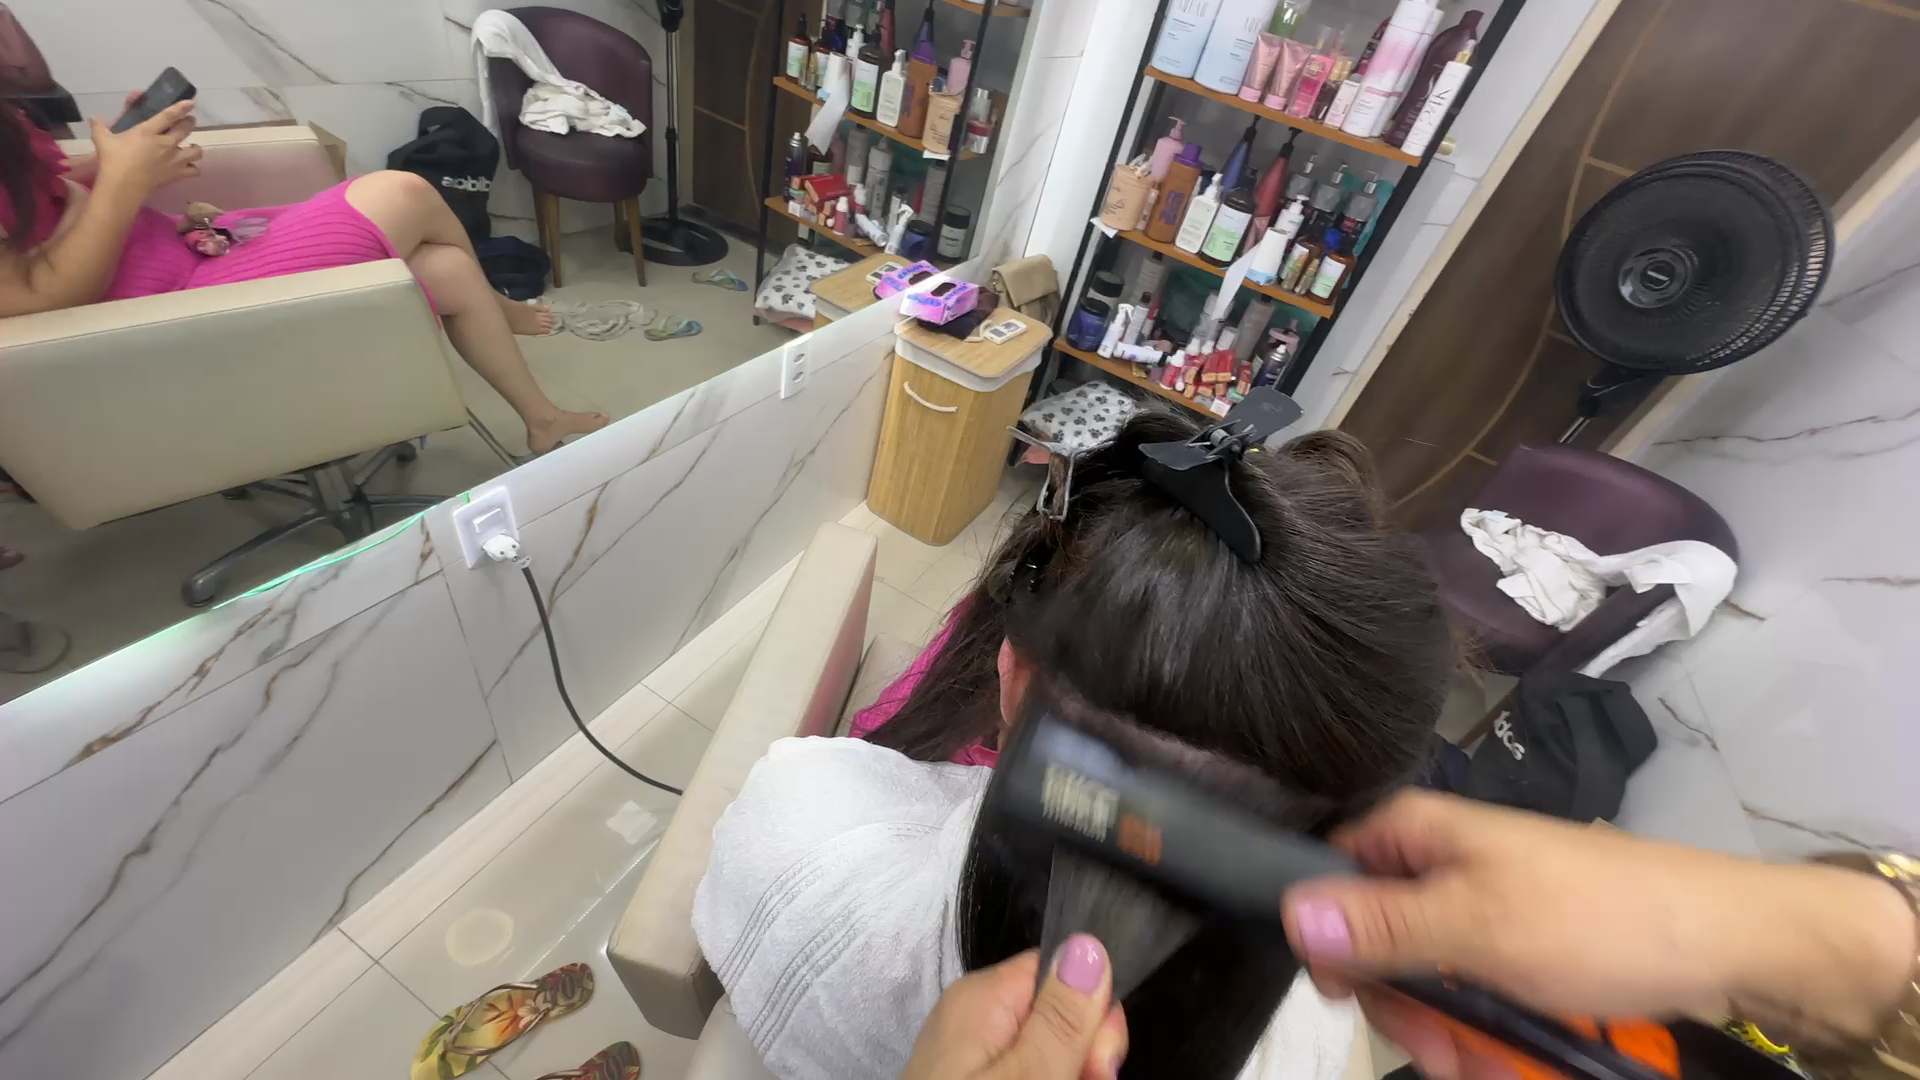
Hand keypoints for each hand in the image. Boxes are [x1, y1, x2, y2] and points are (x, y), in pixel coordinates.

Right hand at [87, 100, 200, 195]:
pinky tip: (188, 166)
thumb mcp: (101, 137)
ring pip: (196, 151)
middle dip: (189, 123)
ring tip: (191, 147)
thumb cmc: (113, 157)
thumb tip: (95, 118)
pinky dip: (193, 168)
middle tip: (189, 121)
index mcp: (148, 131)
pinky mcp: (180, 173)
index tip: (191, 103)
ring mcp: (176, 159)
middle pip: (185, 131)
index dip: (180, 108)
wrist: (126, 181)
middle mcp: (167, 143)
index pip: (168, 116)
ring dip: (195, 148)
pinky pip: (195, 170)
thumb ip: (100, 126)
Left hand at [900, 936, 1128, 1079]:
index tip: (1100, 1064)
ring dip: (1068, 1079)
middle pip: (1058, 1018)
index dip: (1090, 1012)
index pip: (1057, 969)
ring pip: (1048, 1057)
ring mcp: (973, 1062)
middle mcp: (977, 1020)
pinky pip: (1025, 1074)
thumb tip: (1090, 942)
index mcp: (983, 997)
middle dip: (1082, 1061)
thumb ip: (1061, 1018)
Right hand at [1281, 791, 1913, 1079]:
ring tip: (1481, 1059)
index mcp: (1404, 831)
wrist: (1731, 943)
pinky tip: (1502, 1050)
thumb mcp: (1476, 927)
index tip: (1349, 995)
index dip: (1327, 934)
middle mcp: (1423, 859)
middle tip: (1437, 1045)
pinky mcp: (1499, 935)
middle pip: (1366, 930)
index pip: (1324, 870)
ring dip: (1440, 1023)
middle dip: (1397, 999)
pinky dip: (1473, 1022)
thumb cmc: (1591, 918)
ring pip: (1413, 967)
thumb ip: (1379, 925)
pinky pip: (1457, 981)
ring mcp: (1463, 899)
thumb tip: (1289, 914)